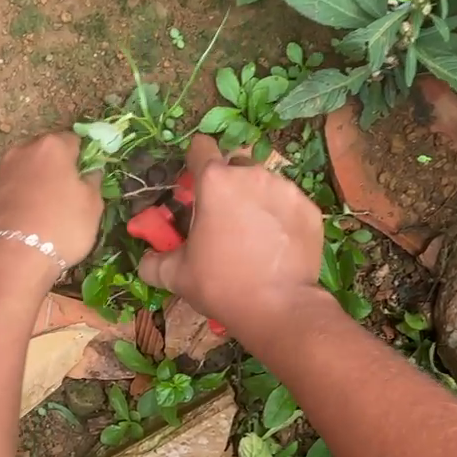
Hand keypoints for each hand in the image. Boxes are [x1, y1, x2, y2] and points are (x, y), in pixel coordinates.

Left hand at [0, 132, 103, 268]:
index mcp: (52, 147)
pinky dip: (17, 198)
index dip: (82, 159)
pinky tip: (24, 220)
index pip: (73, 141)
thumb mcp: (93, 207)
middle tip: (65, 195)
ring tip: (42, 211)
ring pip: (24, 170)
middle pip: (45, 153)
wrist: (12, 259)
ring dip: (34, 182)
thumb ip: (93, 182)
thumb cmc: (61, 228)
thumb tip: (90, 172)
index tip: (86, 178)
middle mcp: (22, 150)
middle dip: (55, 168)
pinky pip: (8, 189)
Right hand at [138, 135, 325, 336]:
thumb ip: (155, 261)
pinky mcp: (309, 209)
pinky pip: (289, 205)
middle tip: (222, 219)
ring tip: (252, 237)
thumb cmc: (221, 285)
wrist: (278, 308)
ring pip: (265, 184)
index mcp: (215, 181)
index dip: (195, 163)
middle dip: (228, 185)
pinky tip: (276, 247)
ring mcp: (286, 189)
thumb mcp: (177, 276)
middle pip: (235, 166)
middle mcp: (252, 175)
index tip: (195, 186)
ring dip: (255, 201)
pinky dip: (281, 218)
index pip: (201, 148)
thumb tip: (146, 261)